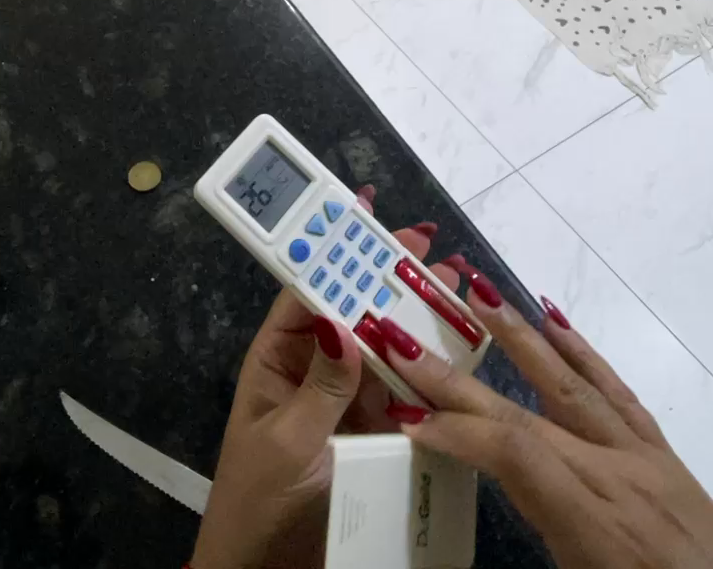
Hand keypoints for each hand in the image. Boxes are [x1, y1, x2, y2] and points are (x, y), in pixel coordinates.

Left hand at [190, 187, 457, 568]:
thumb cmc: (258, 501)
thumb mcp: (287, 441)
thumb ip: (320, 388)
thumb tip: (343, 325)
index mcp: (278, 357)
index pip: (306, 291)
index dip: (332, 249)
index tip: (358, 211)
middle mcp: (314, 368)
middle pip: (350, 308)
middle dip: (383, 271)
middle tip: (423, 240)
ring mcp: (346, 398)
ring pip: (382, 344)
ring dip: (411, 312)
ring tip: (448, 280)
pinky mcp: (372, 430)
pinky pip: (400, 388)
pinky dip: (426, 366)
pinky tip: (455, 342)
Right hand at [377, 262, 712, 568]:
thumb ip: (537, 535)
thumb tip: (486, 492)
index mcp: (597, 531)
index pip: (514, 456)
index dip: (456, 431)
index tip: (403, 414)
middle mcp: (619, 481)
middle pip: (524, 416)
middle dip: (455, 378)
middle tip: (401, 337)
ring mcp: (646, 462)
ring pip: (571, 385)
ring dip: (519, 336)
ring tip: (479, 294)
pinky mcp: (667, 457)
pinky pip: (618, 394)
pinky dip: (583, 352)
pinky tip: (555, 320)